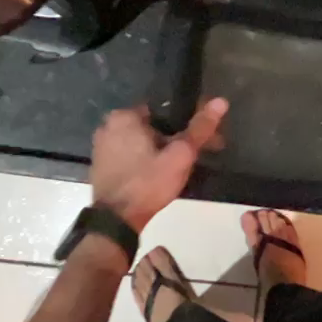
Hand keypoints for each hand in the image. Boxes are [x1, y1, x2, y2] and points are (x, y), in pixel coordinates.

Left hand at [88, 98, 227, 230]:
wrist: (116, 220)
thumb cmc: (149, 183)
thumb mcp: (180, 155)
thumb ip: (199, 128)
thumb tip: (220, 102)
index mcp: (124, 116)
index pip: (164, 111)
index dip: (187, 125)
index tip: (202, 141)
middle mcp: (108, 126)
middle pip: (153, 127)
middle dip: (175, 139)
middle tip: (195, 157)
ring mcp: (101, 147)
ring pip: (142, 142)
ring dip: (160, 151)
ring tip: (180, 169)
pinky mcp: (101, 166)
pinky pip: (131, 156)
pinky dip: (145, 161)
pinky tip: (158, 176)